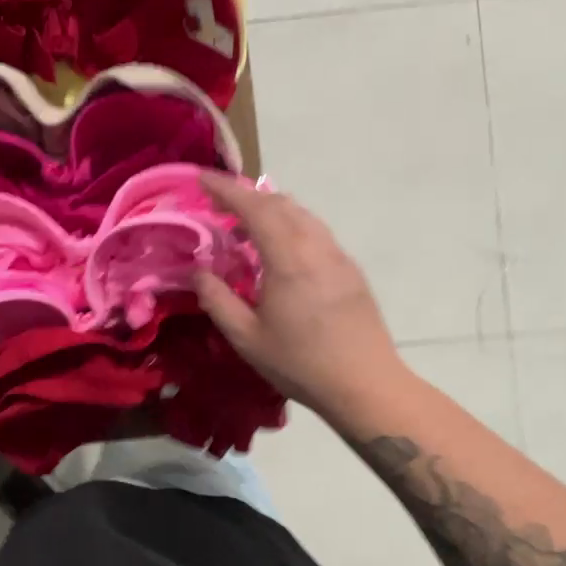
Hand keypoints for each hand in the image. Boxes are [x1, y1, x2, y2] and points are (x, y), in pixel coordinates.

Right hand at [194, 173, 407, 415]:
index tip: (202, 179)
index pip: (255, 209)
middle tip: (218, 203)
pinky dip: (290, 225)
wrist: (366, 385)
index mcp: (289, 260)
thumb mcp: (246, 338)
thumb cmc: (301, 364)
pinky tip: (279, 249)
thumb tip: (199, 272)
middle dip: (247, 196)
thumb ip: (217, 300)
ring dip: (271, 209)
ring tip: (245, 226)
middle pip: (281, 204)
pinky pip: (316, 232)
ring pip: (302, 215)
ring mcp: (338, 256)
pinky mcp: (350, 270)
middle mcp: (316, 248)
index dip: (226, 190)